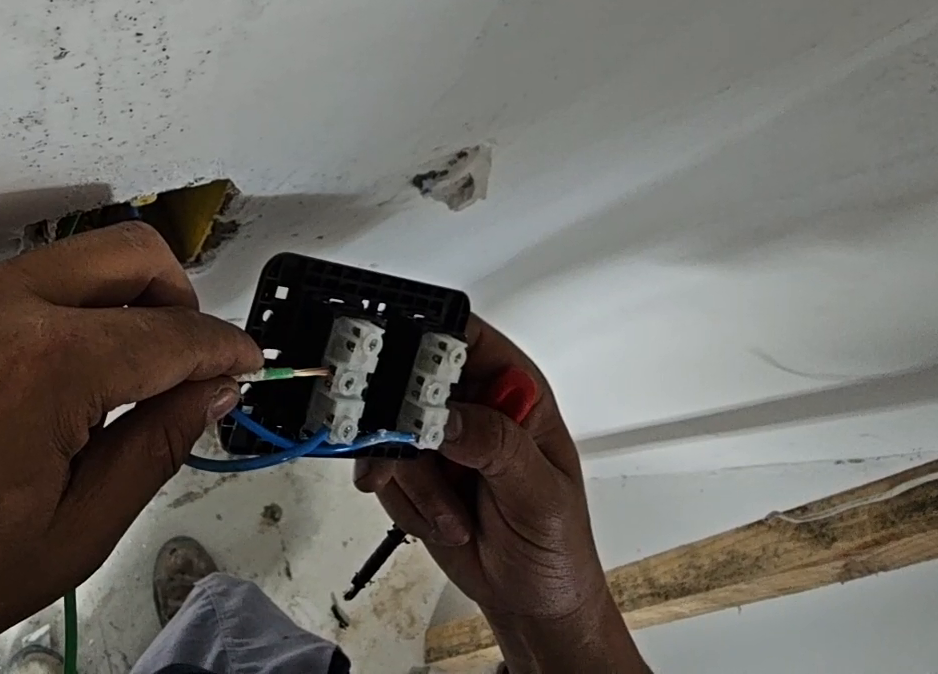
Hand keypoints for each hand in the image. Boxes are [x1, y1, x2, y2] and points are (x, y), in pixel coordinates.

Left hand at [0, 222, 260, 673]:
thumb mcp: (71, 534)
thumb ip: (157, 444)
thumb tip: (209, 390)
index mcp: (44, 365)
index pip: (174, 332)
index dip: (222, 347)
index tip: (238, 358)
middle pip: (129, 250)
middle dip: (176, 294)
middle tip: (184, 350)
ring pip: (62, 264)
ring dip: (98, 308)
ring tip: (88, 385)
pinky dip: (26, 319)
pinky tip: (10, 384)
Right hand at [353, 315, 647, 672]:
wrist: (529, 601)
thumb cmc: (556, 544)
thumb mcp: (539, 495)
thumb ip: (499, 447)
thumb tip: (451, 417)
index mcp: (511, 387)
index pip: (465, 336)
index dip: (432, 337)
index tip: (408, 370)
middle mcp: (471, 401)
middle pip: (410, 375)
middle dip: (404, 419)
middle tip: (407, 449)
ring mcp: (438, 433)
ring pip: (389, 425)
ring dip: (412, 477)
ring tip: (449, 512)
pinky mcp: (413, 464)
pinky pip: (381, 462)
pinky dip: (401, 497)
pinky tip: (436, 518)